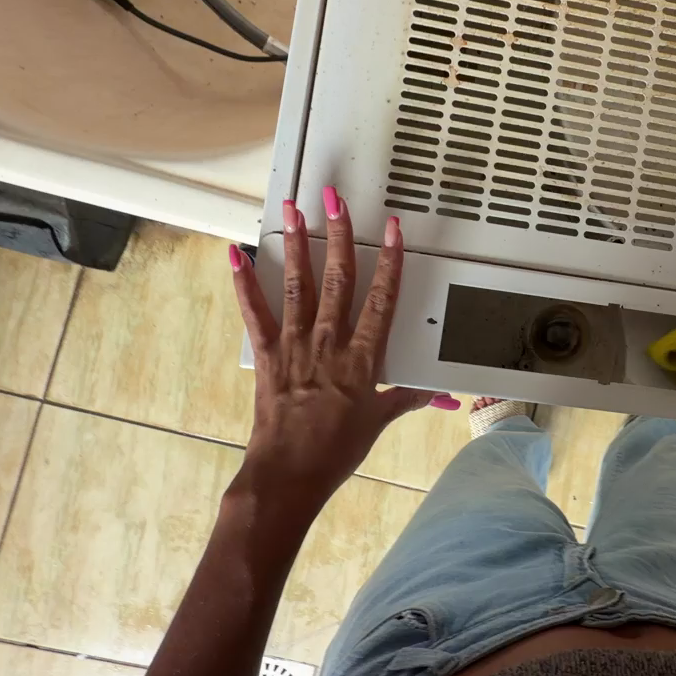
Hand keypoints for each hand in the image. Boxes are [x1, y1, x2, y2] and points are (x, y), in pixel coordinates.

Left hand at [227, 189, 457, 512]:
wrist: (290, 475)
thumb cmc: (338, 451)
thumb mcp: (380, 422)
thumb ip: (408, 399)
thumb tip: (441, 395)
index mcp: (363, 358)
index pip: (382, 299)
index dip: (390, 261)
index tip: (393, 229)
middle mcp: (329, 343)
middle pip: (338, 280)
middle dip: (338, 236)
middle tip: (335, 200)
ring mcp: (295, 345)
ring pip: (298, 286)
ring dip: (296, 245)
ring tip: (293, 209)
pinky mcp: (267, 355)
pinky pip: (254, 313)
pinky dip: (243, 283)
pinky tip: (235, 255)